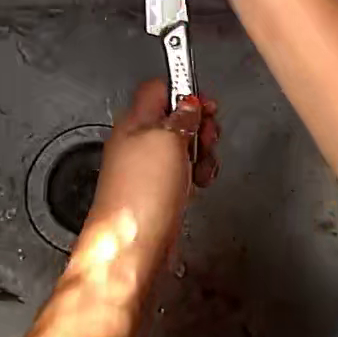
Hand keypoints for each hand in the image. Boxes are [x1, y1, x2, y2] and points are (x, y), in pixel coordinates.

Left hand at [89, 79, 219, 235]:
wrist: (131, 248)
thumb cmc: (139, 196)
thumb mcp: (168, 139)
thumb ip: (182, 115)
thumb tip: (191, 103)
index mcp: (134, 121)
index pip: (160, 88)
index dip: (186, 92)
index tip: (205, 106)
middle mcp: (138, 142)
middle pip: (177, 118)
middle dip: (200, 126)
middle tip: (205, 139)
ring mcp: (148, 168)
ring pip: (184, 146)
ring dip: (202, 153)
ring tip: (199, 168)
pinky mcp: (159, 191)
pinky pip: (184, 172)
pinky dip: (196, 175)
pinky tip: (196, 185)